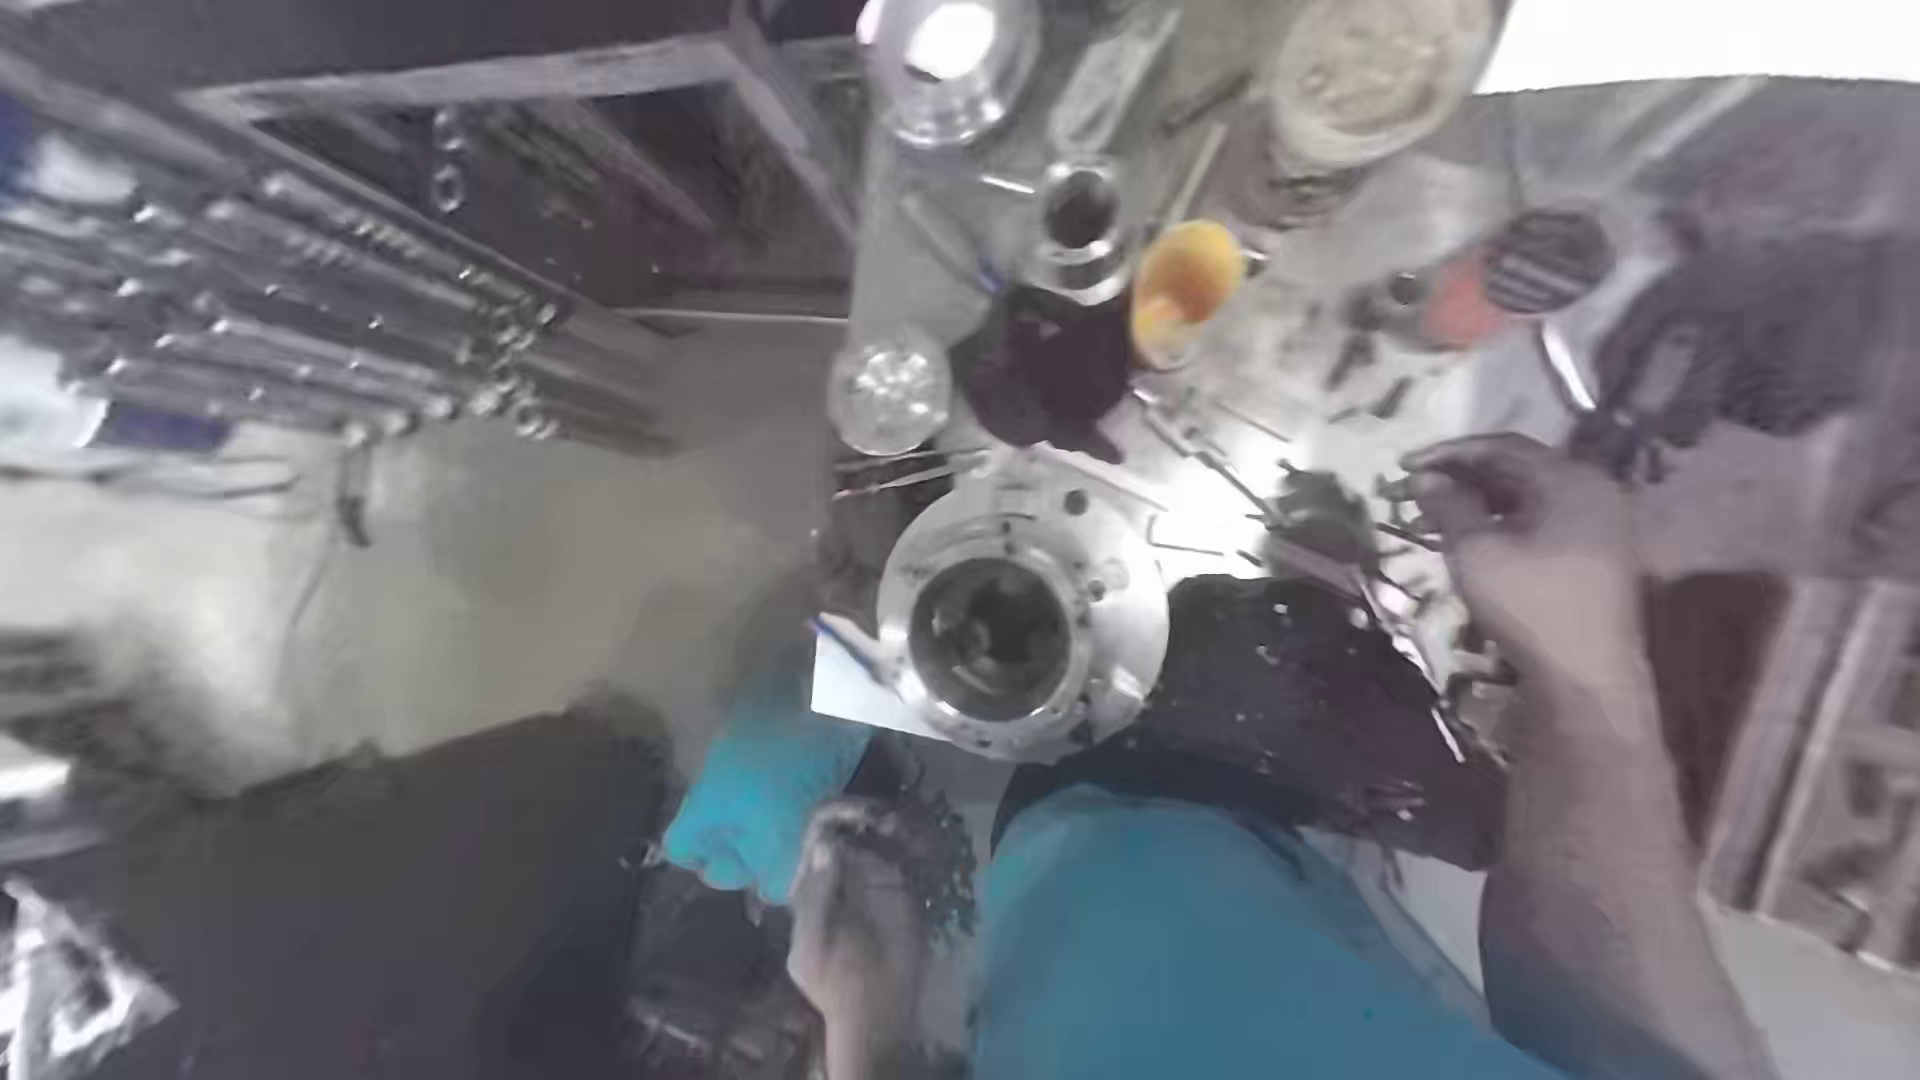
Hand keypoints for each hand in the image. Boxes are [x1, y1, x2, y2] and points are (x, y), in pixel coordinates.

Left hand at [787, 800, 926, 1039]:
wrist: (877, 1012)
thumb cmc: (834, 982)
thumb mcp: (812, 948)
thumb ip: (816, 896)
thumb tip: (826, 843)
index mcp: (813, 878)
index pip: (820, 829)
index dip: (837, 813)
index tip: (861, 814)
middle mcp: (842, 865)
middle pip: (850, 820)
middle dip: (867, 809)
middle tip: (887, 818)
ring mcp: (872, 870)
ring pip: (879, 828)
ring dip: (891, 818)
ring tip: (904, 828)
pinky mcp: (900, 880)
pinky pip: (904, 848)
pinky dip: (912, 836)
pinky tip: (921, 840)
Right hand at [1399, 434, 1641, 688]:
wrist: (1581, 671)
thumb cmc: (1527, 602)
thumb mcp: (1474, 549)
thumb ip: (1448, 504)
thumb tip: (1423, 477)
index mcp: (1571, 482)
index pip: (1501, 446)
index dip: (1446, 452)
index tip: (1402, 466)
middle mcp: (1590, 492)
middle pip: (1511, 468)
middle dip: (1453, 477)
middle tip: (1406, 491)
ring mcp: (1592, 522)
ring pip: (1517, 496)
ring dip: (1466, 501)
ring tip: (1420, 517)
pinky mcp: (1584, 550)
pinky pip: (1530, 518)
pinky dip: (1489, 520)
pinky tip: (1455, 536)